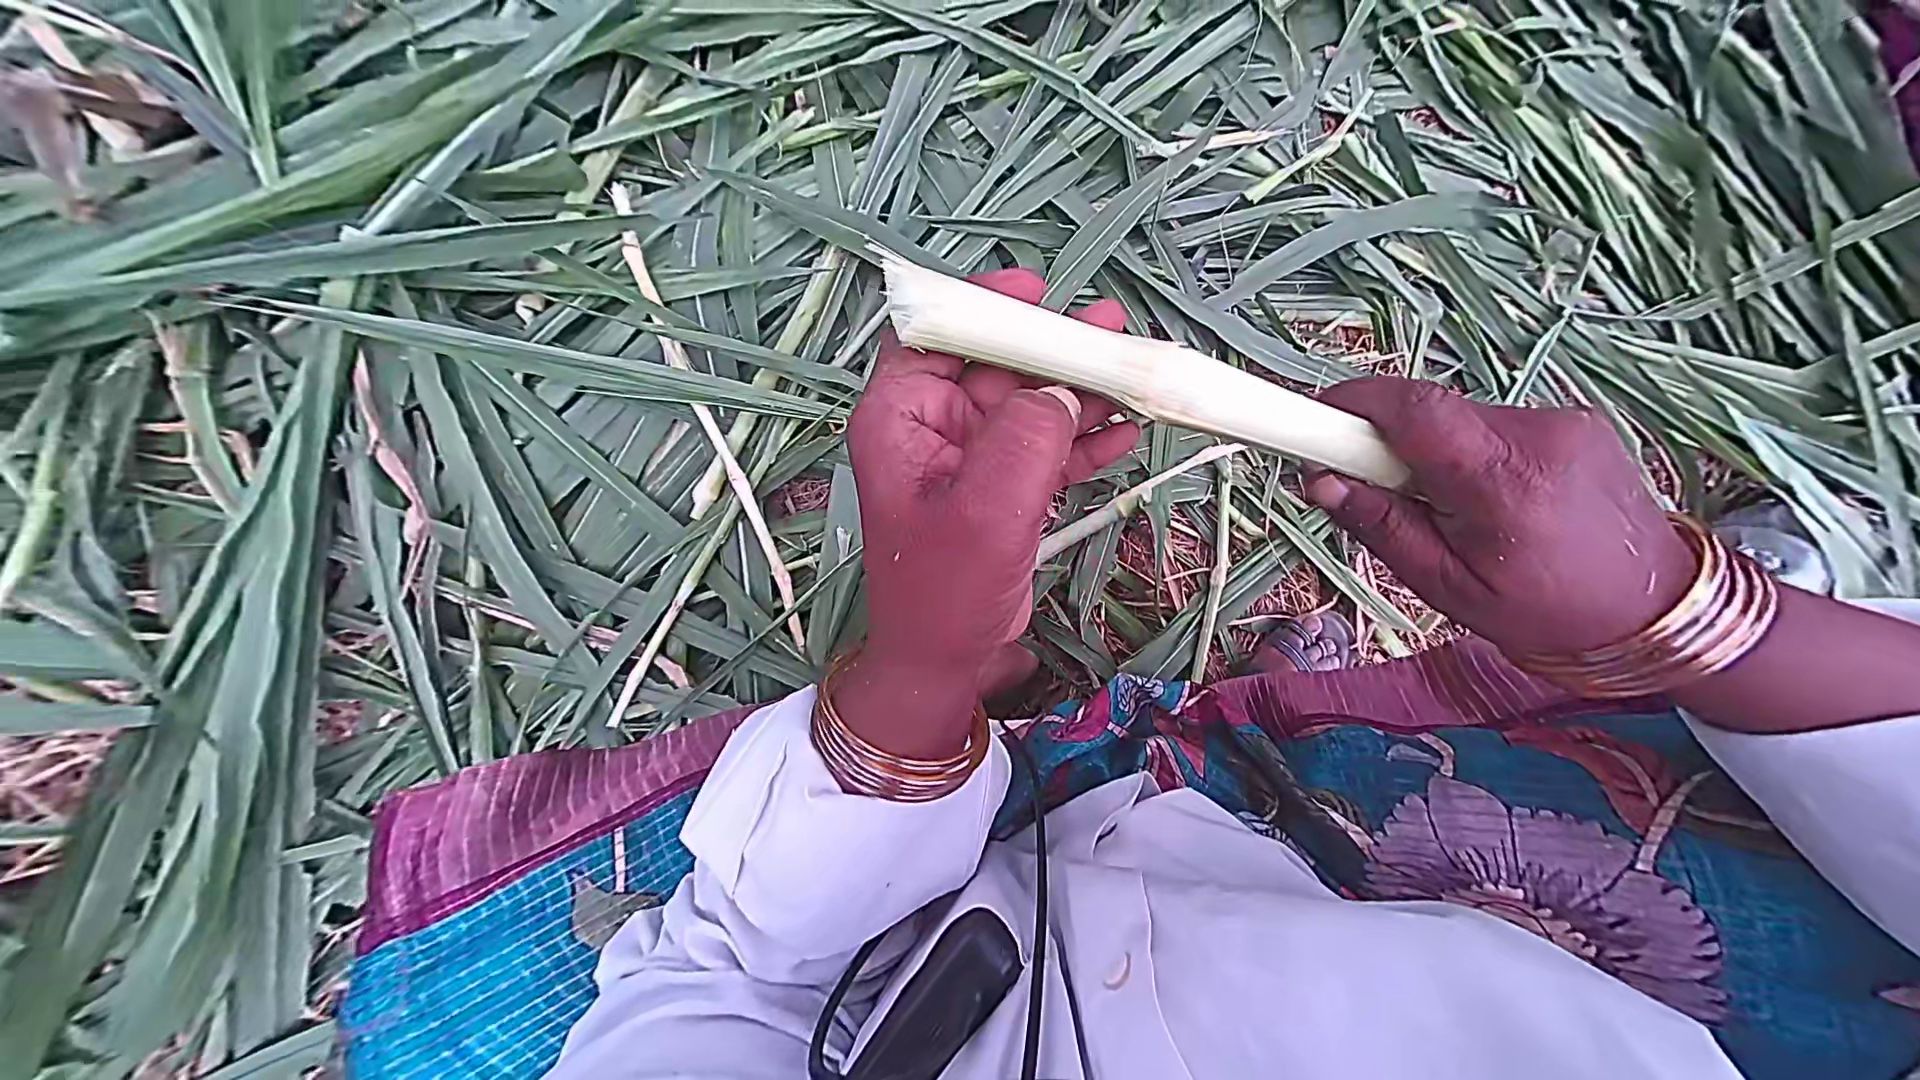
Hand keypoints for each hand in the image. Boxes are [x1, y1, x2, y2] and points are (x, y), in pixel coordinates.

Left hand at [833, 269, 1139, 757]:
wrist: (946, 657)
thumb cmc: (945, 591)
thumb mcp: (984, 512)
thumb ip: (1025, 440)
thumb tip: (1061, 390)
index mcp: (900, 420)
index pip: (935, 338)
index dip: (982, 307)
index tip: (1035, 292)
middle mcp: (931, 430)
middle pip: (996, 368)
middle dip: (1052, 351)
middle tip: (1109, 331)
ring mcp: (970, 459)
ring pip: (1028, 406)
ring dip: (1079, 393)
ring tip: (1134, 373)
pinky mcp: (1001, 487)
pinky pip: (1045, 448)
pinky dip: (1083, 440)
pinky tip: (1124, 431)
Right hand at [1304, 377, 1695, 656]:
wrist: (1656, 607)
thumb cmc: (1538, 610)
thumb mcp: (1441, 584)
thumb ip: (1379, 527)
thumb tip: (1318, 483)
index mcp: (1504, 483)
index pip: (1416, 409)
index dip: (1353, 402)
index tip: (1310, 419)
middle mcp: (1540, 434)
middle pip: (1426, 410)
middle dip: (1377, 439)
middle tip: (1362, 484)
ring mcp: (1563, 420)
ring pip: (1451, 415)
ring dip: (1417, 447)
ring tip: (1431, 501)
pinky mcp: (1570, 419)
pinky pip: (1481, 421)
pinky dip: (1453, 447)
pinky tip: (1470, 492)